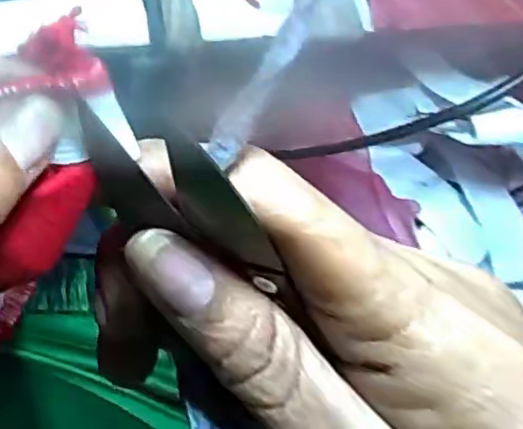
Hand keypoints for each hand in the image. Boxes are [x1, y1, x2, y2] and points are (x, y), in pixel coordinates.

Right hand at [98, 145, 522, 428]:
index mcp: (422, 308)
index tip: (100, 200)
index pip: (266, 186)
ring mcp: (411, 285)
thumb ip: (255, 352)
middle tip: (117, 333)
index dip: (170, 171)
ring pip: (247, 246)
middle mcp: (417, 271)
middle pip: (239, 222)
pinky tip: (197, 343)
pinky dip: (223, 301)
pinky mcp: (396, 305)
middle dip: (159, 259)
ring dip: (180, 285)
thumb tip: (148, 245)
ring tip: (140, 349)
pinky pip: (281, 275)